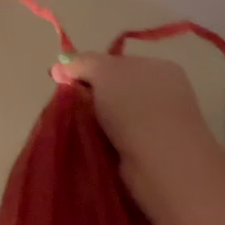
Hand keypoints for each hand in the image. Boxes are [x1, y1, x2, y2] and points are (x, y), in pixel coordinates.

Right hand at [59, 52, 221, 193]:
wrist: (163, 163)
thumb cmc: (135, 106)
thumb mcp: (102, 71)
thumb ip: (81, 63)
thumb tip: (60, 65)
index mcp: (159, 67)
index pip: (117, 62)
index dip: (90, 68)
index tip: (67, 81)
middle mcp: (165, 92)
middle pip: (116, 89)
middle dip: (93, 97)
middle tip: (72, 105)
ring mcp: (163, 124)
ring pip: (118, 116)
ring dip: (99, 122)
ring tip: (82, 129)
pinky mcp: (156, 152)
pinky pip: (123, 139)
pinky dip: (108, 142)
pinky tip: (96, 145)